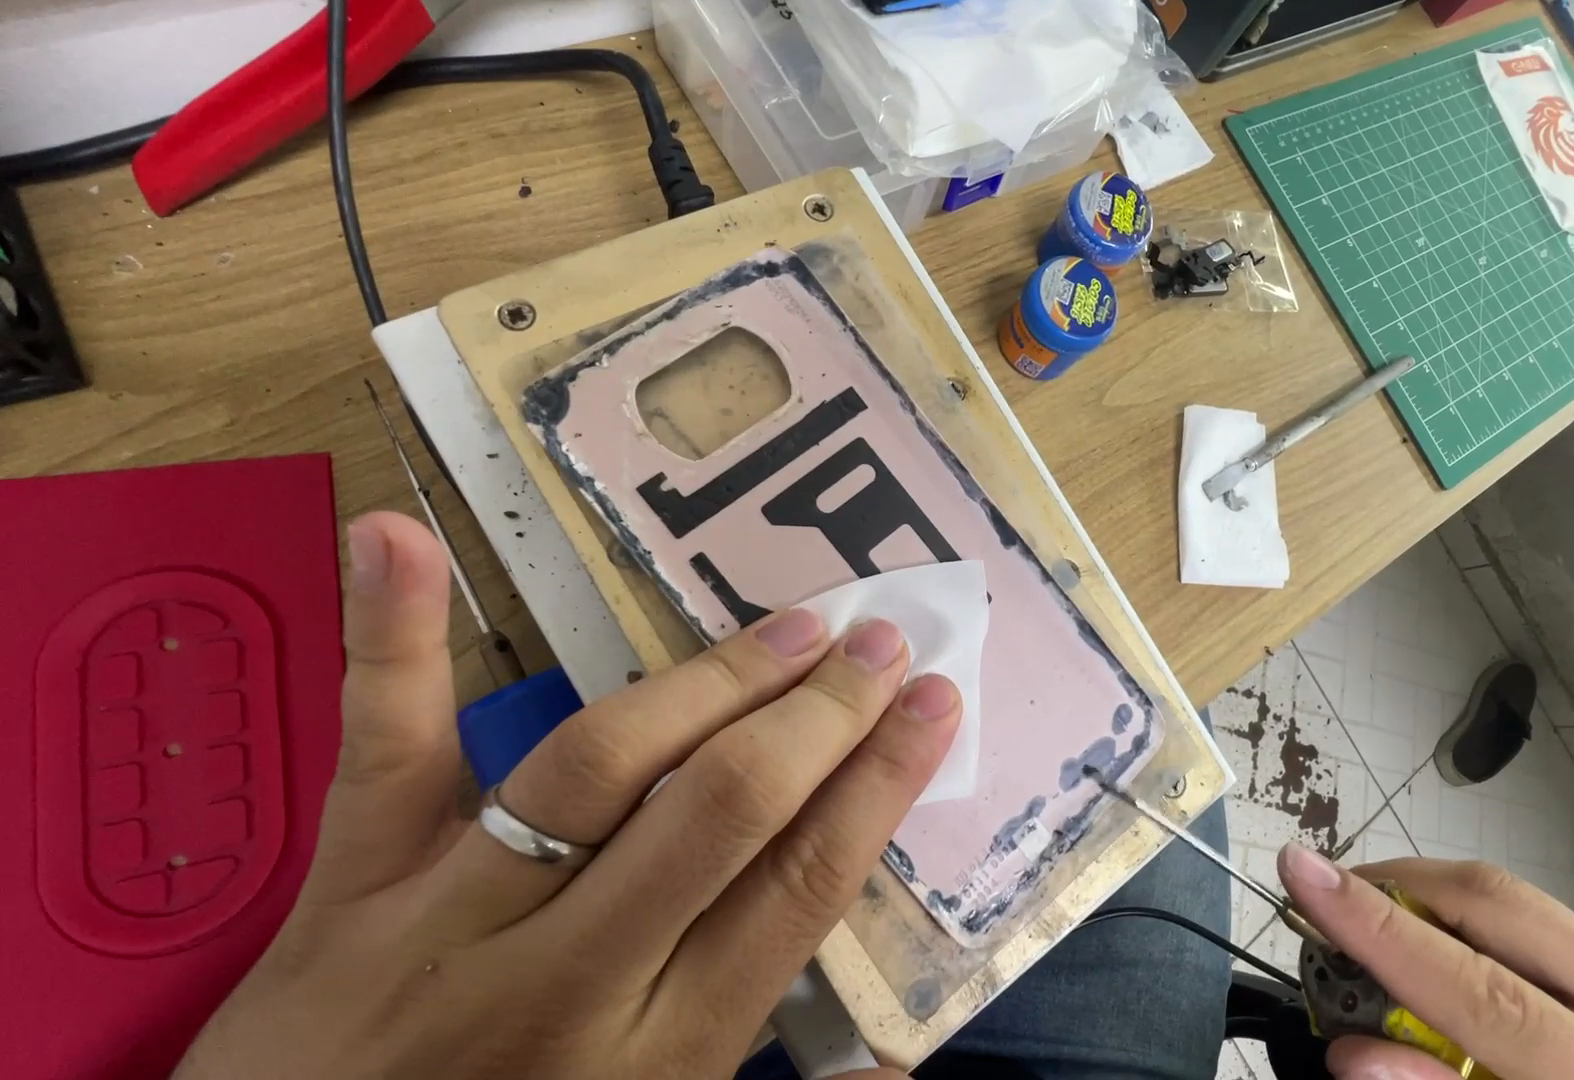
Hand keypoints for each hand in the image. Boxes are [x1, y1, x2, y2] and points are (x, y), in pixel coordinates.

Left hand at [174, 512, 960, 1078]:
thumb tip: (899, 1065)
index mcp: (662, 1054)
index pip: (799, 887)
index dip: (878, 783)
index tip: (933, 703)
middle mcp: (568, 975)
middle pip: (719, 809)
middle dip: (816, 716)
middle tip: (879, 643)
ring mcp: (451, 910)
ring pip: (599, 764)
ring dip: (709, 682)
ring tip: (793, 627)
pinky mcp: (355, 874)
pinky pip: (387, 744)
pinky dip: (394, 638)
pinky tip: (395, 535)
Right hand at [1275, 845, 1573, 1079]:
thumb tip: (1350, 1051)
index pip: (1483, 994)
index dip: (1377, 929)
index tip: (1297, 868)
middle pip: (1498, 905)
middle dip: (1393, 886)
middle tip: (1327, 899)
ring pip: (1518, 903)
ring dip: (1429, 905)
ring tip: (1378, 931)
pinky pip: (1546, 929)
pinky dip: (1476, 932)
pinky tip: (1452, 960)